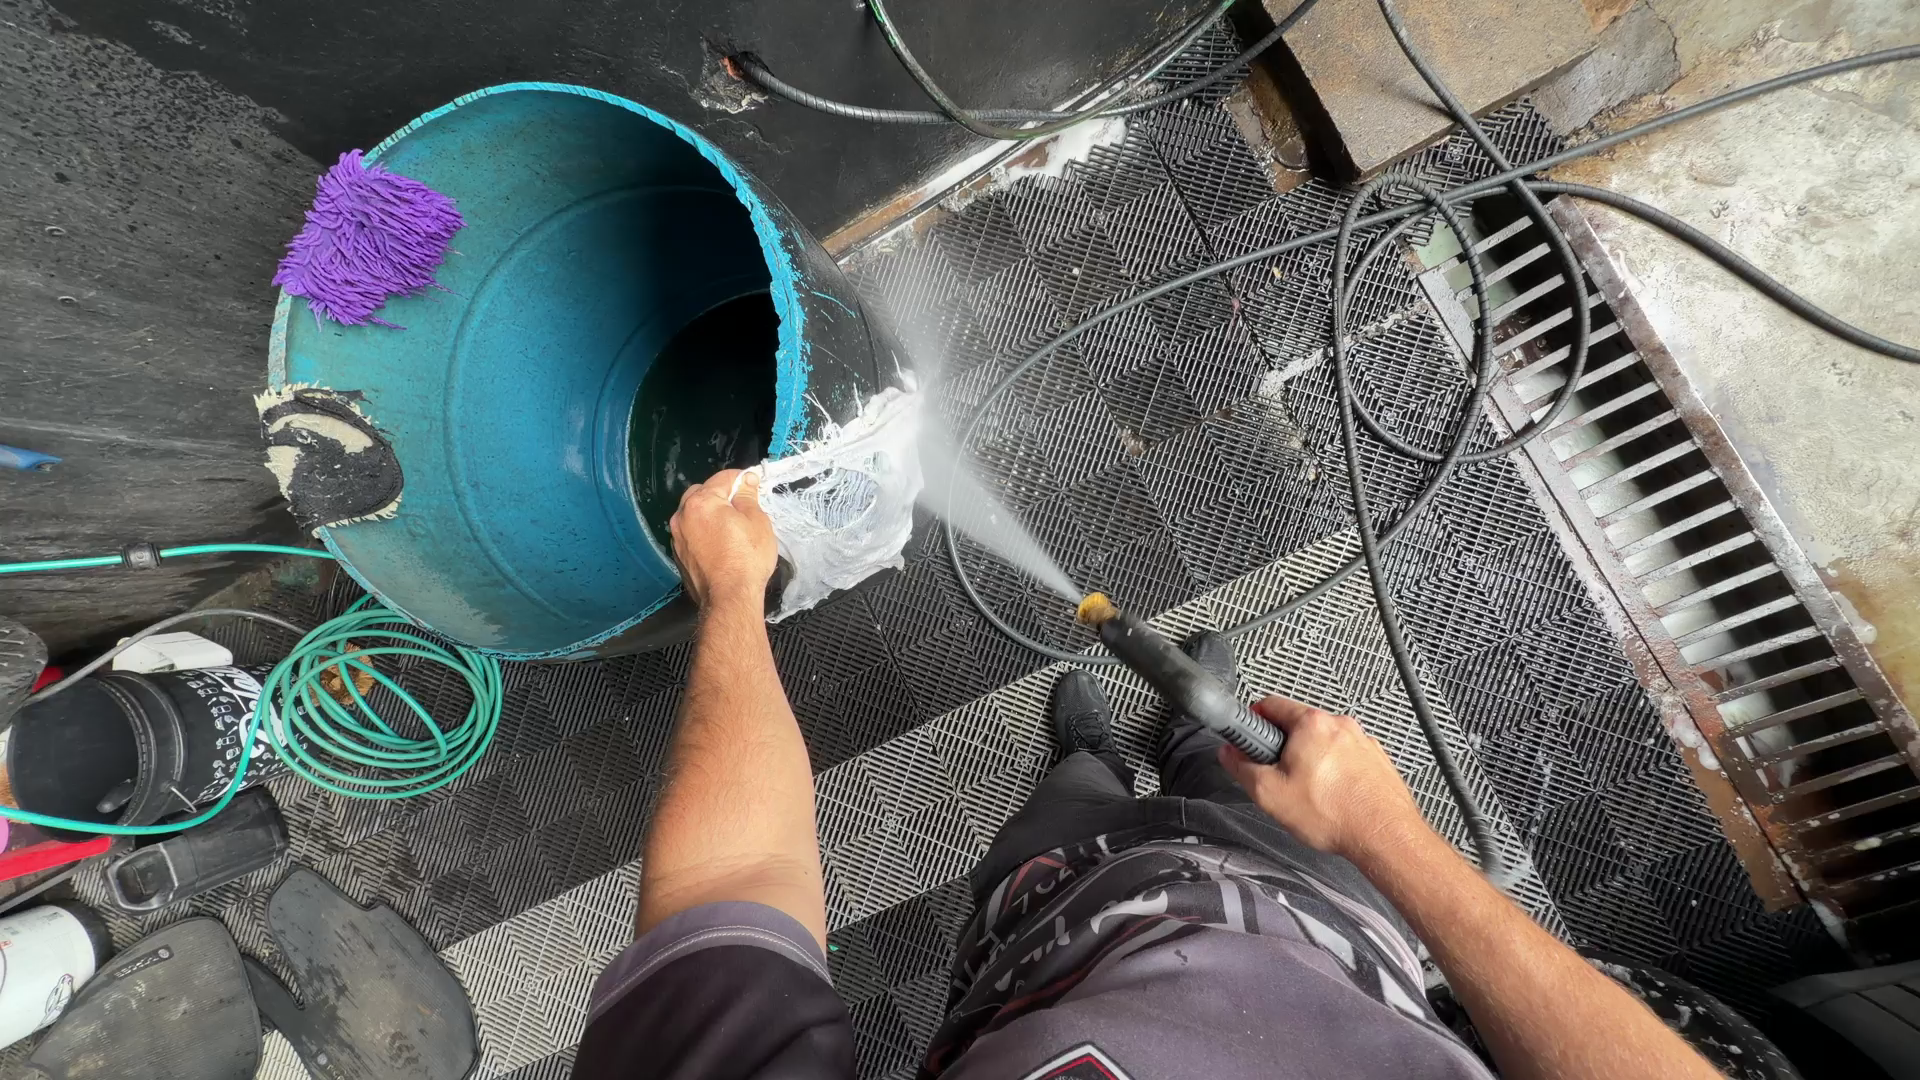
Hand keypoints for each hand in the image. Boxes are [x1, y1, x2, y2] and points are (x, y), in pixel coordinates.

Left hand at [669, 469, 777, 610]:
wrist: (729, 597)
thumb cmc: (747, 558)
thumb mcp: (757, 521)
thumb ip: (747, 497)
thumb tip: (745, 481)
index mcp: (701, 502)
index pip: (722, 478)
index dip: (741, 479)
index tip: (753, 485)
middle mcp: (682, 516)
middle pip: (701, 493)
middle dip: (720, 495)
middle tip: (742, 507)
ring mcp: (677, 537)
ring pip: (693, 514)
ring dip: (709, 514)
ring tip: (731, 527)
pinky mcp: (678, 555)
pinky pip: (691, 533)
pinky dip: (703, 532)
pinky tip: (720, 545)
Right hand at [1217, 696, 1431, 860]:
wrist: (1387, 840)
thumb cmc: (1338, 815)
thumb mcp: (1269, 793)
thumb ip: (1241, 767)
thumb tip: (1230, 754)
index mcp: (1311, 723)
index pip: (1269, 704)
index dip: (1252, 722)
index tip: (1249, 740)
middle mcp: (1339, 725)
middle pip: (1297, 724)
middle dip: (1282, 746)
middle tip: (1277, 774)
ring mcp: (1363, 742)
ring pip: (1322, 742)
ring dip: (1310, 760)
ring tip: (1308, 792)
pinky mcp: (1378, 761)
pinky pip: (1345, 758)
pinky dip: (1335, 772)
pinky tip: (1332, 798)